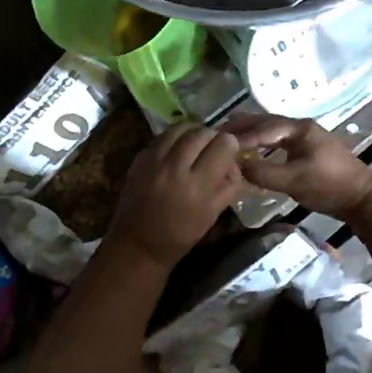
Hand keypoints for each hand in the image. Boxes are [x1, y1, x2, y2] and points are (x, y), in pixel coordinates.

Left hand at [106, 122, 244, 266]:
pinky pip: (163, 136)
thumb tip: (234, 162)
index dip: (231, 145)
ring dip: (194, 132)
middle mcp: (175, 167)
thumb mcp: (213, 213)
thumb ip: (229, 184)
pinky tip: (177, 152)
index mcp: (197, 185)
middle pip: (203, 132)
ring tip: (196, 145)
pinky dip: (175, 139)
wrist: (137, 244)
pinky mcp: (139, 158)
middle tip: (214, 149)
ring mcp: (154, 160)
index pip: (223, 144)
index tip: (229, 153)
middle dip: (213, 137)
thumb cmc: (181, 234)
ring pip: (181, 128)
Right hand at [221, 114, 371, 218]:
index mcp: (299, 128)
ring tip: (229, 139)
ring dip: (251, 134)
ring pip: (272, 131)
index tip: (218, 142)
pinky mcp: (308, 150)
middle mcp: (301, 127)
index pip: (262, 127)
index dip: (239, 135)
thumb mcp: (293, 180)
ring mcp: (306, 138)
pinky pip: (278, 141)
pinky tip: (253, 152)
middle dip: (242, 127)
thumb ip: (264, 172)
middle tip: (216, 133)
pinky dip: (262, 143)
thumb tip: (237, 164)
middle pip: (266, 122)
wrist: (362, 198)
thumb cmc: (329, 186)